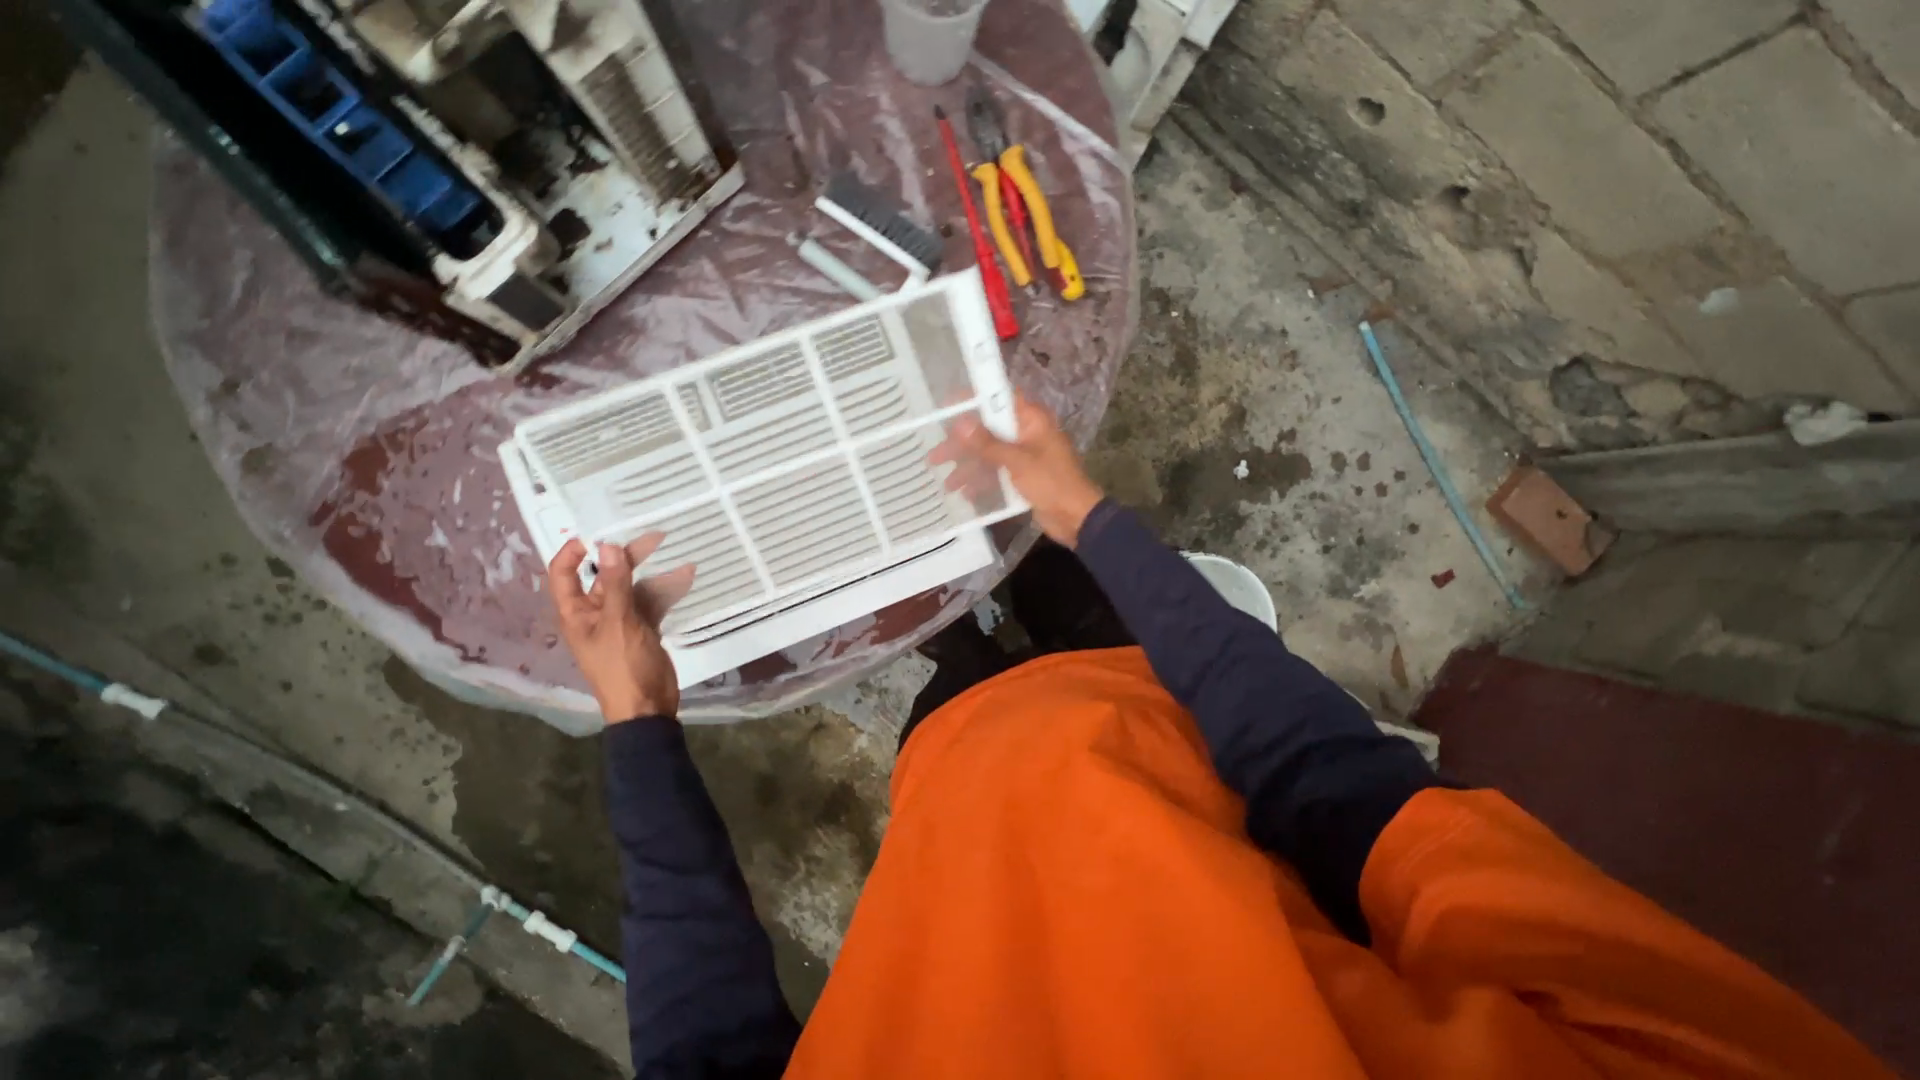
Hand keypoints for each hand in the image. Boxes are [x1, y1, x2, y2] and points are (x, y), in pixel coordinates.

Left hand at [547, 534, 696, 723]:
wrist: (646, 708)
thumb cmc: (622, 667)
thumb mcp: (618, 622)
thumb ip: (614, 583)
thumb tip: (608, 545)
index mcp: (576, 613)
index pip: (563, 574)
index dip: (573, 552)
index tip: (598, 533)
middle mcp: (594, 613)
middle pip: (604, 576)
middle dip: (624, 556)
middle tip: (652, 536)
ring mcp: (620, 621)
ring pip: (632, 587)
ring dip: (650, 571)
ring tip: (672, 550)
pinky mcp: (643, 629)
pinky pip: (650, 602)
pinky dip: (665, 590)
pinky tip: (685, 576)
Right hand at [934, 393, 1104, 546]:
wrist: (1076, 518)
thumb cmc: (1051, 482)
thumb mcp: (1017, 461)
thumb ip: (987, 444)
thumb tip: (960, 424)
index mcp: (1031, 420)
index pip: (998, 399)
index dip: (972, 400)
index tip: (946, 405)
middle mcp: (1026, 433)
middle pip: (988, 430)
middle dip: (962, 444)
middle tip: (934, 455)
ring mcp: (1025, 456)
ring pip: (990, 454)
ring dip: (968, 467)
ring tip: (946, 483)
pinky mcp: (1023, 477)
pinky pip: (997, 473)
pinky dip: (982, 481)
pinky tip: (964, 493)